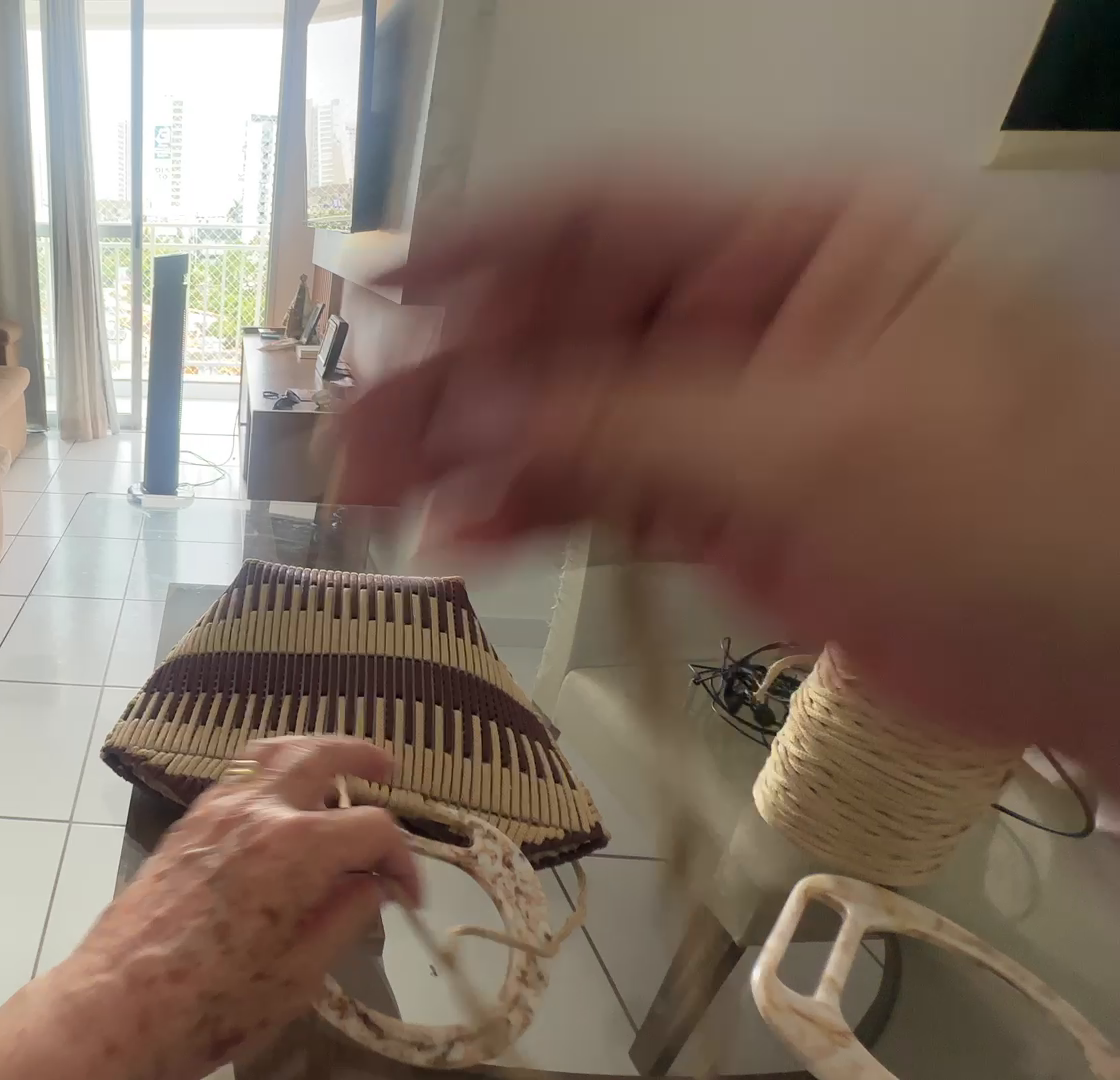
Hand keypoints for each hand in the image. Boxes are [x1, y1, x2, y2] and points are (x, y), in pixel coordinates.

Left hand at [0, 737, 416, 1079]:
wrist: (123, 996)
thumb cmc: (215, 997)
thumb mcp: (300, 972)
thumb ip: (345, 915)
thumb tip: (373, 883)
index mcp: (295, 846)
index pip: (372, 829)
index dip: (403, 859)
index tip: (407, 892)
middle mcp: (257, 808)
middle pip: (320, 755)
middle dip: (361, 757)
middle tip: (387, 769)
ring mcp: (218, 806)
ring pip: (273, 749)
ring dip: (312, 748)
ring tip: (336, 763)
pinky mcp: (192, 816)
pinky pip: (240, 771)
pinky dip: (272, 766)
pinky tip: (281, 793)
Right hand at [339, 166, 1119, 779]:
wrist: (1111, 663)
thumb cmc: (1031, 522)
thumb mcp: (803, 449)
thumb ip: (614, 424)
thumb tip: (469, 412)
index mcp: (786, 249)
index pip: (596, 218)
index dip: (474, 249)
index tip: (381, 288)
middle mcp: (727, 318)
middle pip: (544, 333)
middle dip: (443, 387)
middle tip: (357, 437)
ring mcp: (698, 411)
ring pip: (542, 418)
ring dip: (457, 457)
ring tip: (376, 497)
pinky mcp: (685, 493)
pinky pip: (570, 489)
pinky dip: (510, 512)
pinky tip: (459, 536)